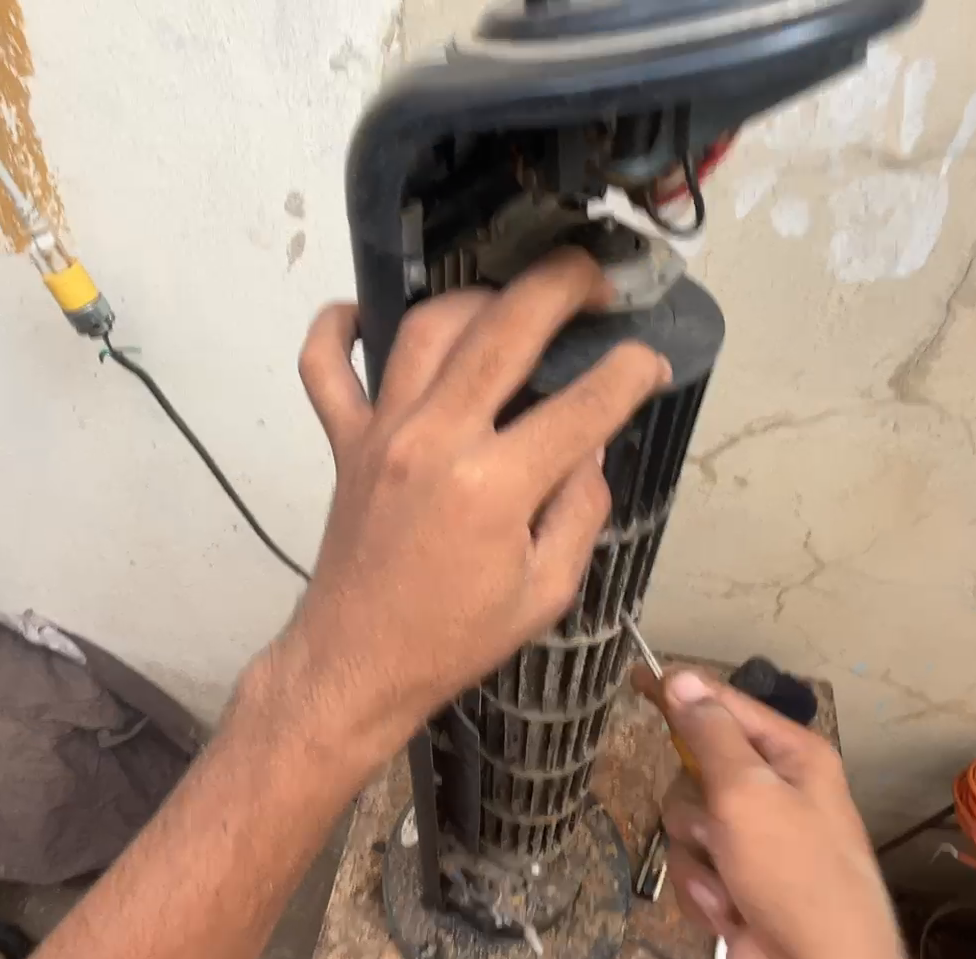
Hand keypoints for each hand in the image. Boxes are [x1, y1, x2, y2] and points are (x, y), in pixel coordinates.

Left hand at [276, 248, 670, 766]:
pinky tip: (363, 315)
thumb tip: (587, 444)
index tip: (651, 362)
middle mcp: (435, 439)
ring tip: (513, 301)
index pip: (584, 404)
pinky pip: (324, 368)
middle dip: (563, 285)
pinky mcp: (343, 442)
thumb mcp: (547, 591)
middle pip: (505, 329)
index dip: (631, 373)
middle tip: (597, 278)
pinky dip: (336, 330)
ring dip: (477, 299)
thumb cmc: (456, 638)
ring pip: (427, 329)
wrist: (358, 663)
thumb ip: (581, 508)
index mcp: (495, 486)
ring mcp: (380, 433)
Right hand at [660, 670, 950, 958]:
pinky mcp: (734, 876)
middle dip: (696, 803)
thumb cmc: (792, 872)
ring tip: (729, 880)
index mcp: (791, 756)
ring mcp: (752, 837)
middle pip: (696, 766)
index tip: (637, 676)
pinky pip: (690, 860)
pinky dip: (703, 885)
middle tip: (717, 826)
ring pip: (684, 817)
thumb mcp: (747, 791)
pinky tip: (730, 909)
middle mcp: (773, 789)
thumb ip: (709, 732)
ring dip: (698, 852)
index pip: (724, 705)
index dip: (680, 692)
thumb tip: (681, 677)